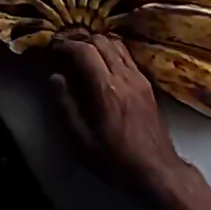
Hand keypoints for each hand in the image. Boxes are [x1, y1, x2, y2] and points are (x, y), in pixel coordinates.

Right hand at [49, 34, 190, 196]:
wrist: (156, 170)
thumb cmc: (115, 160)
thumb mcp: (82, 142)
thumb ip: (65, 107)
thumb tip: (54, 78)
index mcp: (106, 89)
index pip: (85, 51)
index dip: (66, 45)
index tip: (53, 48)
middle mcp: (124, 76)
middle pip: (101, 41)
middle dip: (80, 39)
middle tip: (65, 48)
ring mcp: (139, 77)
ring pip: (116, 44)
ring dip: (97, 42)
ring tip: (82, 52)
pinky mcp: (147, 83)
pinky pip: (127, 55)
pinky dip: (111, 50)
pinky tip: (103, 63)